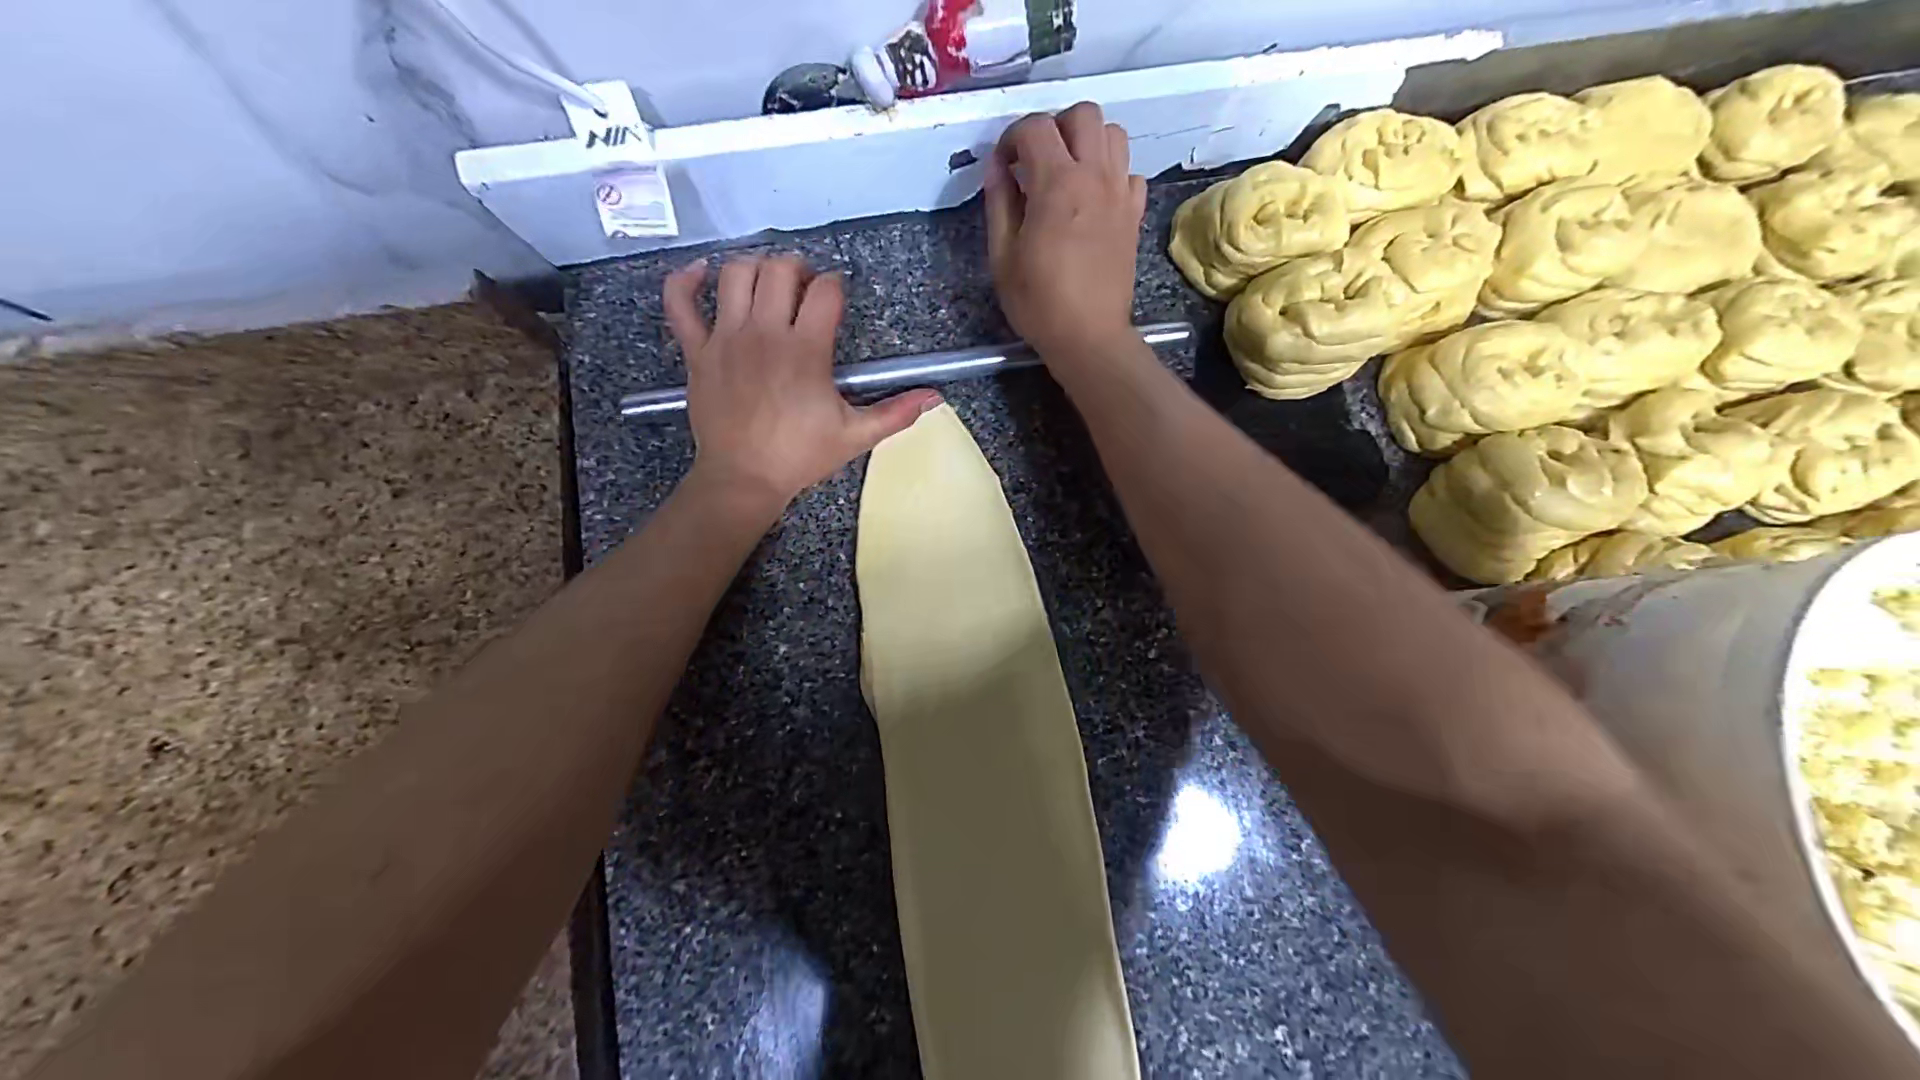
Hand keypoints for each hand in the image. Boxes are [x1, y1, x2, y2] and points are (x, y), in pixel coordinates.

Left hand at [662, 255, 940, 515]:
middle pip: (780, 268)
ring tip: (767, 285)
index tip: (837, 300)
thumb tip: (935, 397)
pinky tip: (704, 274)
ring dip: (754, 268)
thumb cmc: (800, 456)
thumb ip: (896, 413)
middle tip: (804, 291)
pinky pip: (680, 302)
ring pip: (735, 273)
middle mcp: (764, 333)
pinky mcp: (697, 351)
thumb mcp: (855, 436)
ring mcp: (726, 338)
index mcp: (805, 351)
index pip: (826, 290)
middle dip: (798, 269)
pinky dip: (686, 281)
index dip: (836, 286)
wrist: (743, 478)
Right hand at [985, 102, 1148, 361]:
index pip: (1035, 127)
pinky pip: (1129, 171)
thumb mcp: (1002, 256)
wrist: (1089, 336)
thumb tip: (997, 167)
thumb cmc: (1039, 302)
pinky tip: (1093, 198)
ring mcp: (1120, 194)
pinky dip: (1111, 172)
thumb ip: (999, 203)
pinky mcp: (1134, 214)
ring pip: (1113, 134)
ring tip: (1067, 172)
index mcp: (1057, 183)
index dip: (1012, 137)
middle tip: (1037, 159)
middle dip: (1055, 126)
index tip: (1002, 164)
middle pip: (1084, 114)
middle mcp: (1095, 176)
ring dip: (1087, 141)